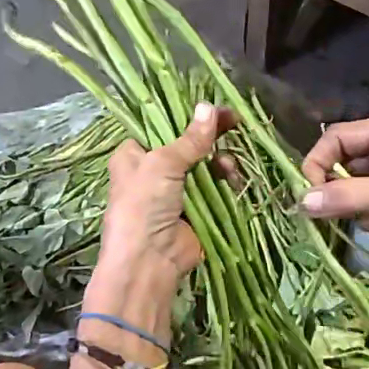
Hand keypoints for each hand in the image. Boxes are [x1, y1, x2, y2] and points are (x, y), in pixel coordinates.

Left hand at [98, 102, 236, 283]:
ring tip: (227, 164)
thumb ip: (189, 138)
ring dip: (218, 160)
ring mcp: (174, 191)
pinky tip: (231, 178)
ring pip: (203, 165)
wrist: (149, 261)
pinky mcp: (194, 209)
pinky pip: (213, 187)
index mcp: (133, 154)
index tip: (214, 108)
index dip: (186, 115)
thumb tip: (208, 107)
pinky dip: (223, 180)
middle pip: (186, 144)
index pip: (160, 125)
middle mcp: (152, 170)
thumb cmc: (143, 205)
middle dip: (209, 136)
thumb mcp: (162, 164)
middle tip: (235, 123)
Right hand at [299, 111, 368, 270]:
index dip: (318, 163)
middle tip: (337, 215)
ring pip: (351, 192)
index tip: (308, 194)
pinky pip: (366, 210)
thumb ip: (349, 196)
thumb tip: (300, 201)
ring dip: (362, 211)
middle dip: (341, 192)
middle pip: (342, 166)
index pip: (338, 138)